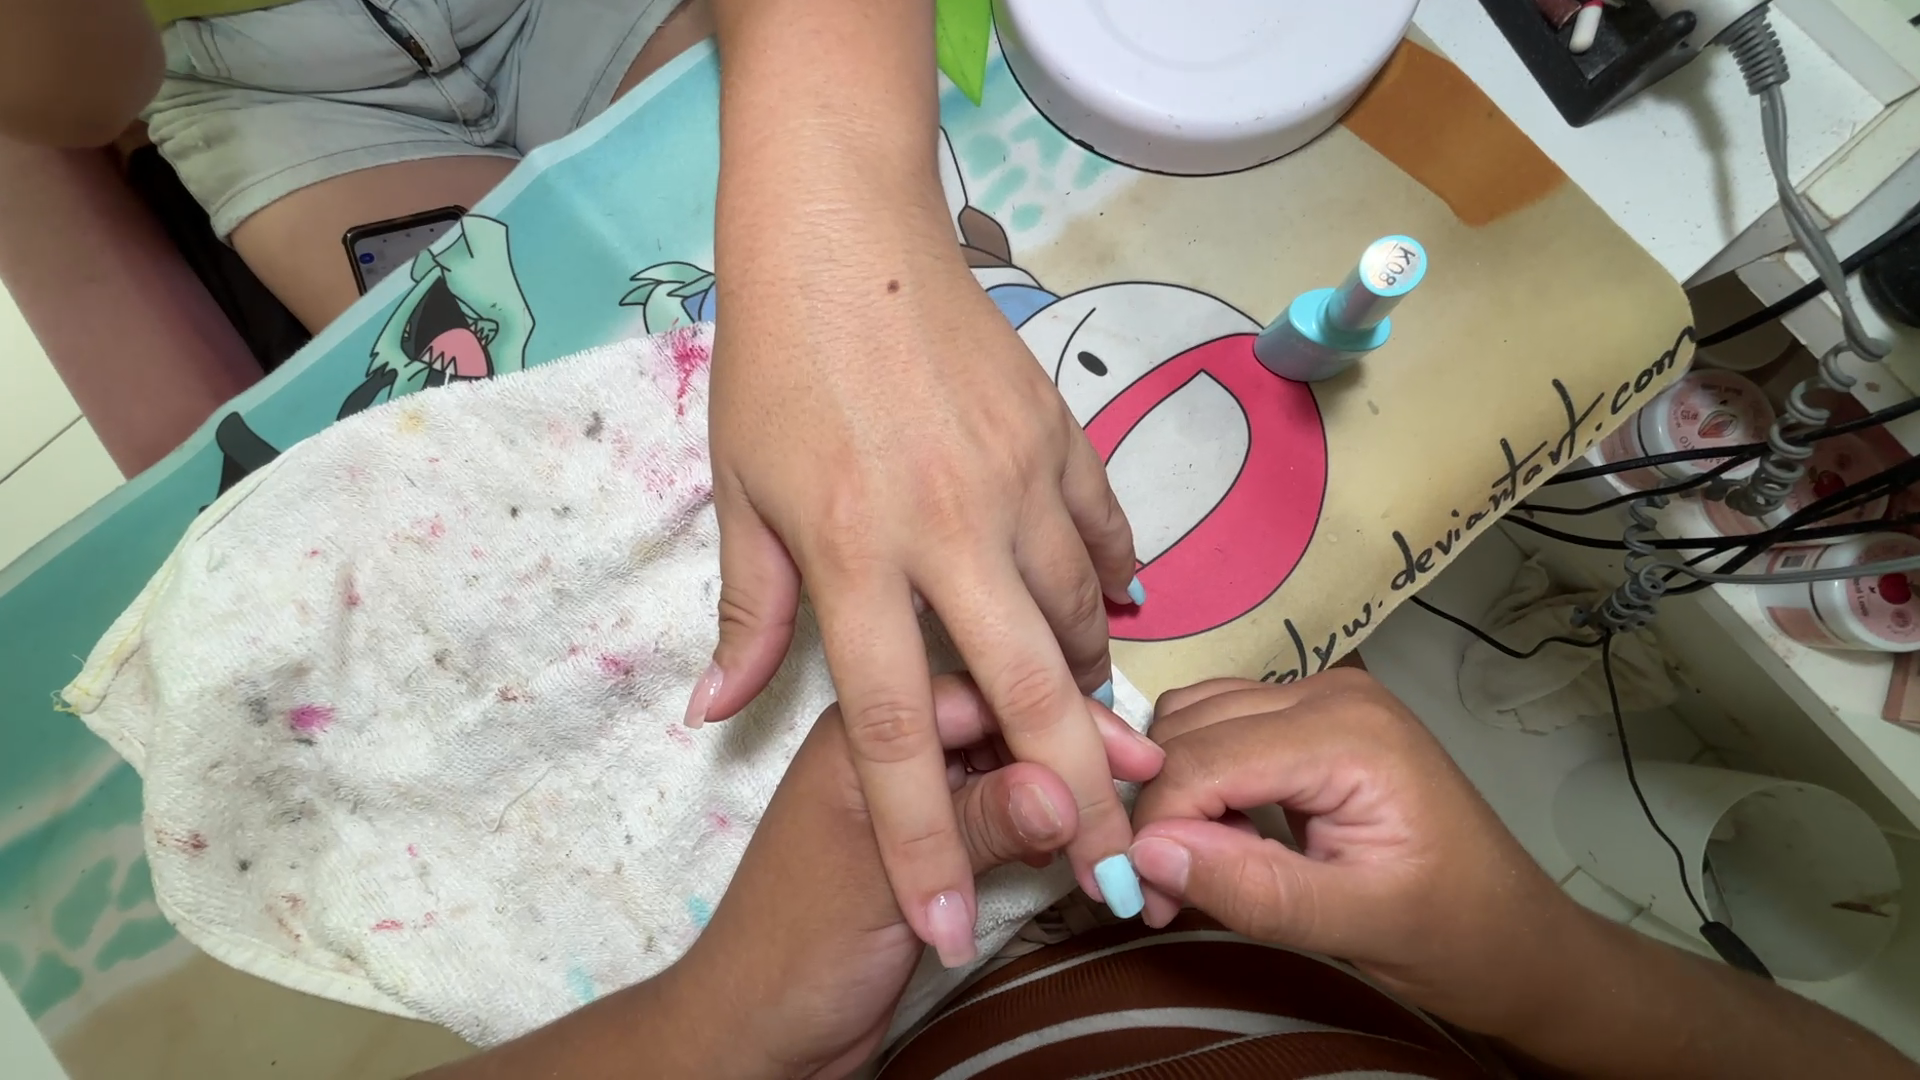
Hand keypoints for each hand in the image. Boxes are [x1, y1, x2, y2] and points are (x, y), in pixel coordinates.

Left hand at [676, 675, 1164, 1077]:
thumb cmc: (801, 943)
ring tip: (1116, 813)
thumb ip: (976, 826)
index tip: (1129, 752)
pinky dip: (1036, 821)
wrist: (760, 1032)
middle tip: (1142, 772)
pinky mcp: (932, 836)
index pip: (978, 696)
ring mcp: (915, 790)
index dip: (1055, 718)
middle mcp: (894, 744)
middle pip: (998, 725)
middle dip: (1069, 748)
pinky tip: (1065, 839)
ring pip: (1004, 766)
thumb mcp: (888, 879)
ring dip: (1059, 788)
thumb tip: (1066, 789)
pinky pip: (997, 808)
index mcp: (864, 725)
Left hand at [699, 175, 1144, 963]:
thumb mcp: (742, 490)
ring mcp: (1019, 479)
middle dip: (1075, 799)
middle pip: (1026, 692)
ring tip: (1082, 715)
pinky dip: (1110, 582)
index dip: (919, 840)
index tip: (946, 927)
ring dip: (1084, 678)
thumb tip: (718, 709)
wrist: (847, 237)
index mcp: (855, 552)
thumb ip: (750, 611)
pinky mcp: (1061, 435)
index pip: (892, 728)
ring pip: (1078, 615)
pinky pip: (1105, 533)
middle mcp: (950, 528)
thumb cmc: (778, 363)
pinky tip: (1109, 605)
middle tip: (1117, 870)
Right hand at [1125, 671, 1590, 1036]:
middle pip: (1188, 728)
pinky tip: (1216, 821)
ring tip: (1193, 855)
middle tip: (1161, 886)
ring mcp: (1314, 690)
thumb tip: (1144, 856)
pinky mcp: (1304, 709)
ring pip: (1190, 715)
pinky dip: (1194, 768)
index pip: (1205, 759)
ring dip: (1171, 783)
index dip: (1158, 826)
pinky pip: (1214, 719)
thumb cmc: (1460, 937)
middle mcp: (1322, 687)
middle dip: (1159, 806)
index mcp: (1346, 730)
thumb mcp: (1359, 928)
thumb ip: (1251, 889)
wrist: (1524, 935)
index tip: (1145, 897)